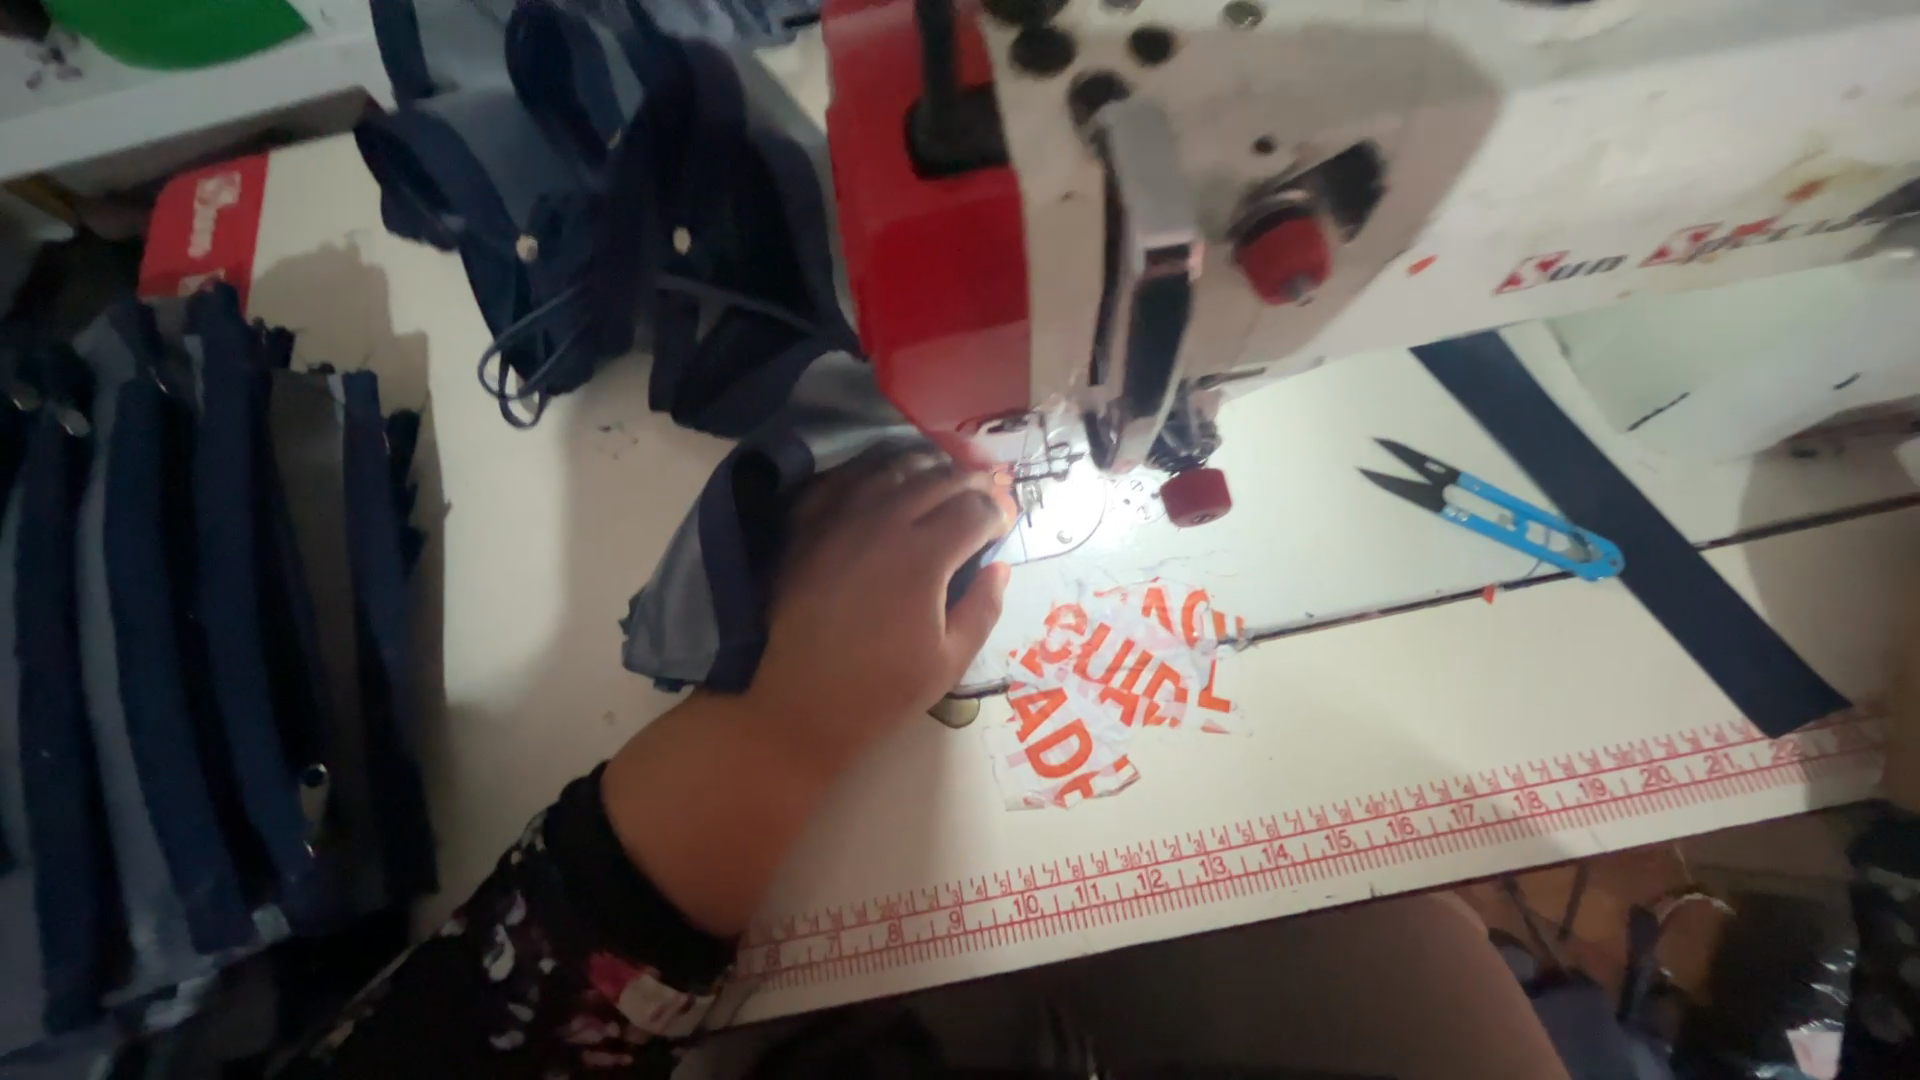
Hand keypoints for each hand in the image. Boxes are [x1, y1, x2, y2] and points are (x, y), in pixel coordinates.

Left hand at [600, 447, 1010, 935]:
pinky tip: (885, 476)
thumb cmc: (880, 691)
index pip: (974, 510)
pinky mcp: (807, 527)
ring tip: (943, 471)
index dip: (998, 510)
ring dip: (926, 465)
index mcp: (924, 557)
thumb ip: (984, 608)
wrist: (797, 704)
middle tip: (986, 488)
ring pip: (891, 468)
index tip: (1005, 520)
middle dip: (971, 479)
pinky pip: (843, 480)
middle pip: (937, 479)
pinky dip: (872, 470)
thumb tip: (1000, 567)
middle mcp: (884, 524)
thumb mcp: (950, 661)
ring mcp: (840, 520)